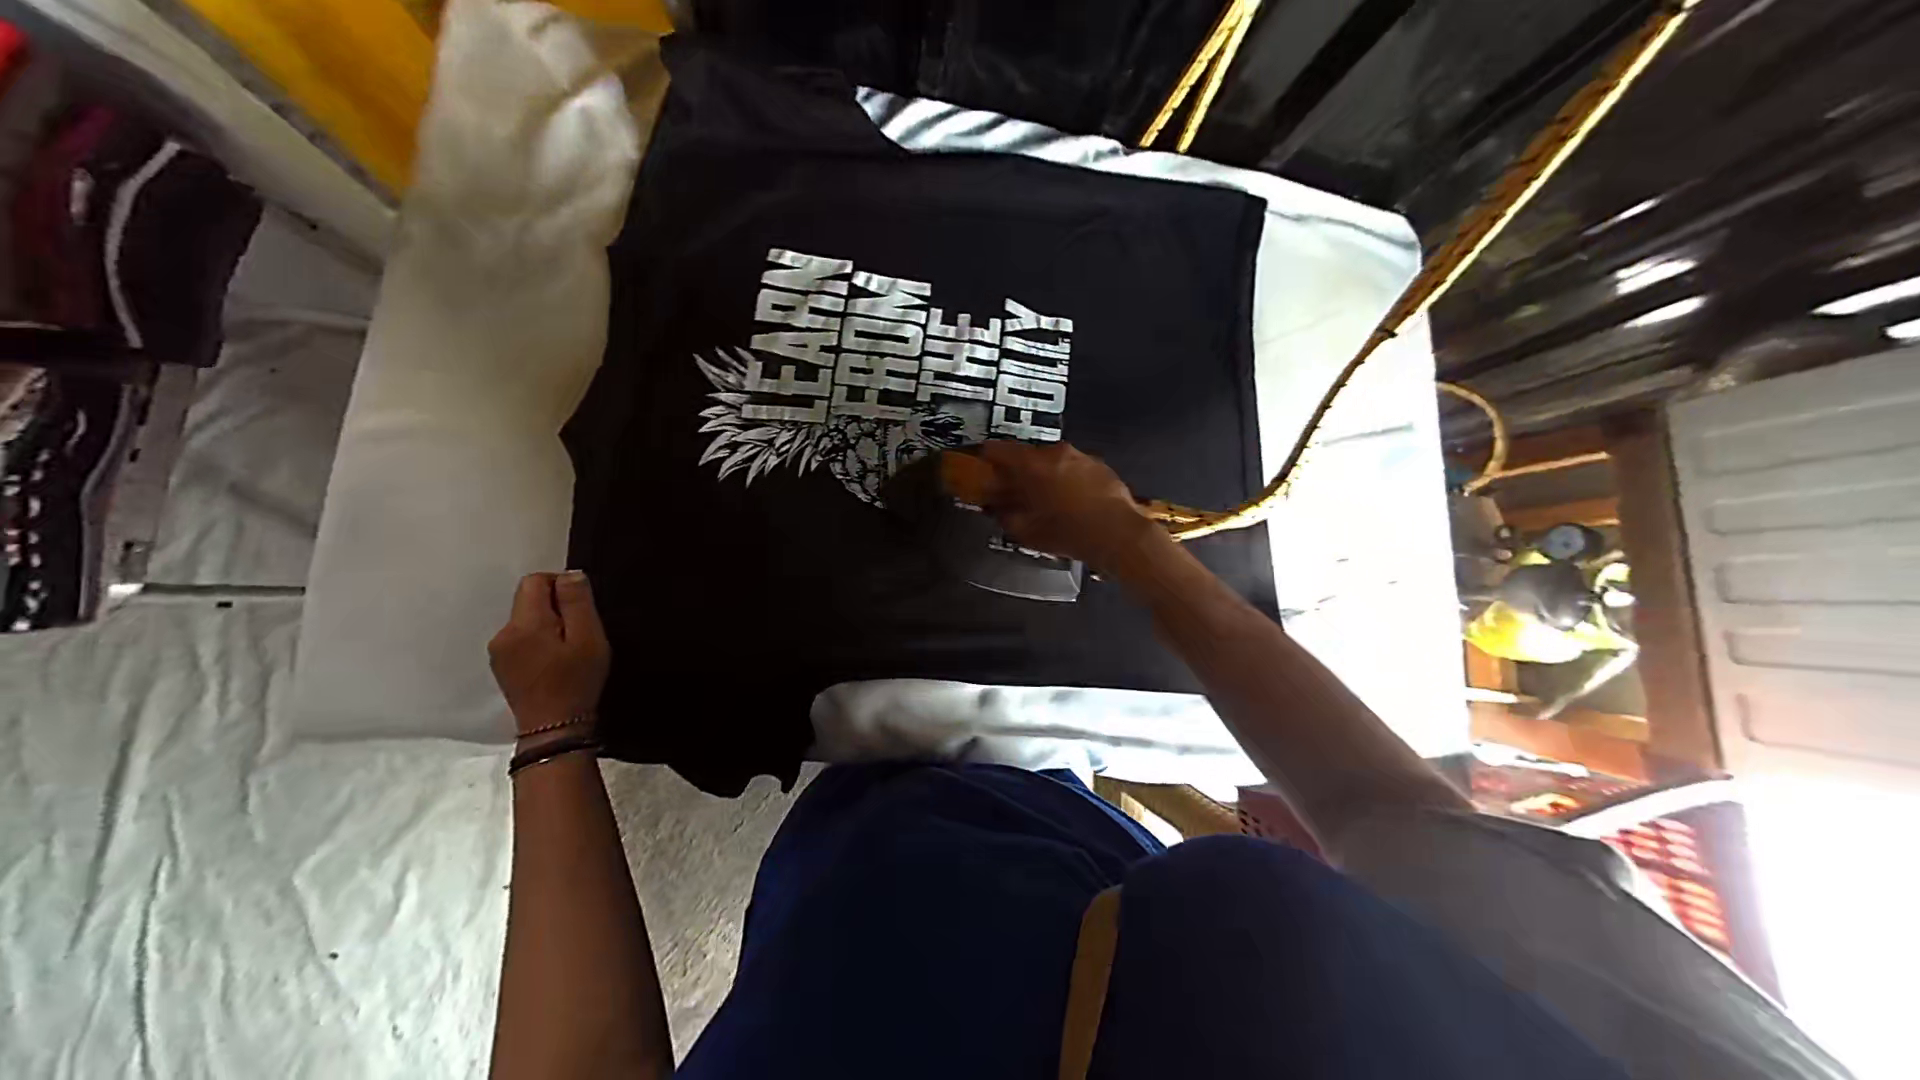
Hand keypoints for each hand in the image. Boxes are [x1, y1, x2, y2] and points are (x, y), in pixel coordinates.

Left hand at [489, 571, 610, 736]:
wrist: (554, 729)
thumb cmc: (576, 682)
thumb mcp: (588, 638)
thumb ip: (577, 602)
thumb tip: (569, 575)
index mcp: (525, 623)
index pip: (534, 581)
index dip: (560, 585)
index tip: (581, 608)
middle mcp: (503, 633)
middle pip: (527, 599)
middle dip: (554, 606)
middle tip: (580, 631)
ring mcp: (497, 651)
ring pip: (525, 619)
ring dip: (547, 624)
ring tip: (569, 648)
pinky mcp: (500, 666)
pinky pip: (520, 638)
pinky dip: (538, 640)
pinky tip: (554, 661)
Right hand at [976, 440, 1164, 571]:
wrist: (1120, 535)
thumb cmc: (1071, 533)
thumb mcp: (1027, 531)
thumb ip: (1005, 515)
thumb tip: (996, 508)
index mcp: (1033, 464)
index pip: (998, 449)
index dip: (985, 459)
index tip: (981, 470)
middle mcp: (1057, 453)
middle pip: (1026, 456)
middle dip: (1016, 473)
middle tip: (1011, 494)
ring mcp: (1081, 457)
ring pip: (1051, 462)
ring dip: (1043, 477)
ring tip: (1042, 502)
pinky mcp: (1100, 467)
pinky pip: (1072, 469)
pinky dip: (1065, 481)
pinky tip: (1068, 504)